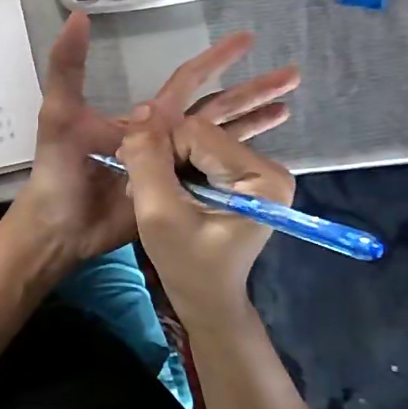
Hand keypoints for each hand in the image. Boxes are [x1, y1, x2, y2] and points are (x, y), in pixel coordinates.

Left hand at [3, 12, 298, 266]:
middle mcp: (168, 136)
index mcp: (148, 116)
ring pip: (224, 138)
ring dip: (255, 122)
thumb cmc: (59, 169)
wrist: (60, 226)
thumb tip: (77, 15)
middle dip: (253, 90)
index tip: (248, 39)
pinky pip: (215, 175)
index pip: (190, 79)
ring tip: (290, 110)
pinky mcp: (179, 195)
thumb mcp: (59, 113)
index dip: (217, 58)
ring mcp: (176, 167)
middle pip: (219, 106)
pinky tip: (264, 158)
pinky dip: (240, 164)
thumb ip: (67, 66)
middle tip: (293, 77)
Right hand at [118, 105, 296, 307]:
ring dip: (165, 164)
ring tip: (148, 193)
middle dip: (162, 158)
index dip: (161, 153)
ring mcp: (256, 169)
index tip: (141, 186)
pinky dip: (175, 168)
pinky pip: (201, 152)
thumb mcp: (159, 214)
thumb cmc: (187, 266)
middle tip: (139, 191)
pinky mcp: (243, 174)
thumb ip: (148, 162)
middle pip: (197, 134)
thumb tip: (143, 109)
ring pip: (195, 140)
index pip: (196, 133)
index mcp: (261, 176)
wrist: (208, 299)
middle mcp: (267, 165)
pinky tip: (162, 190)